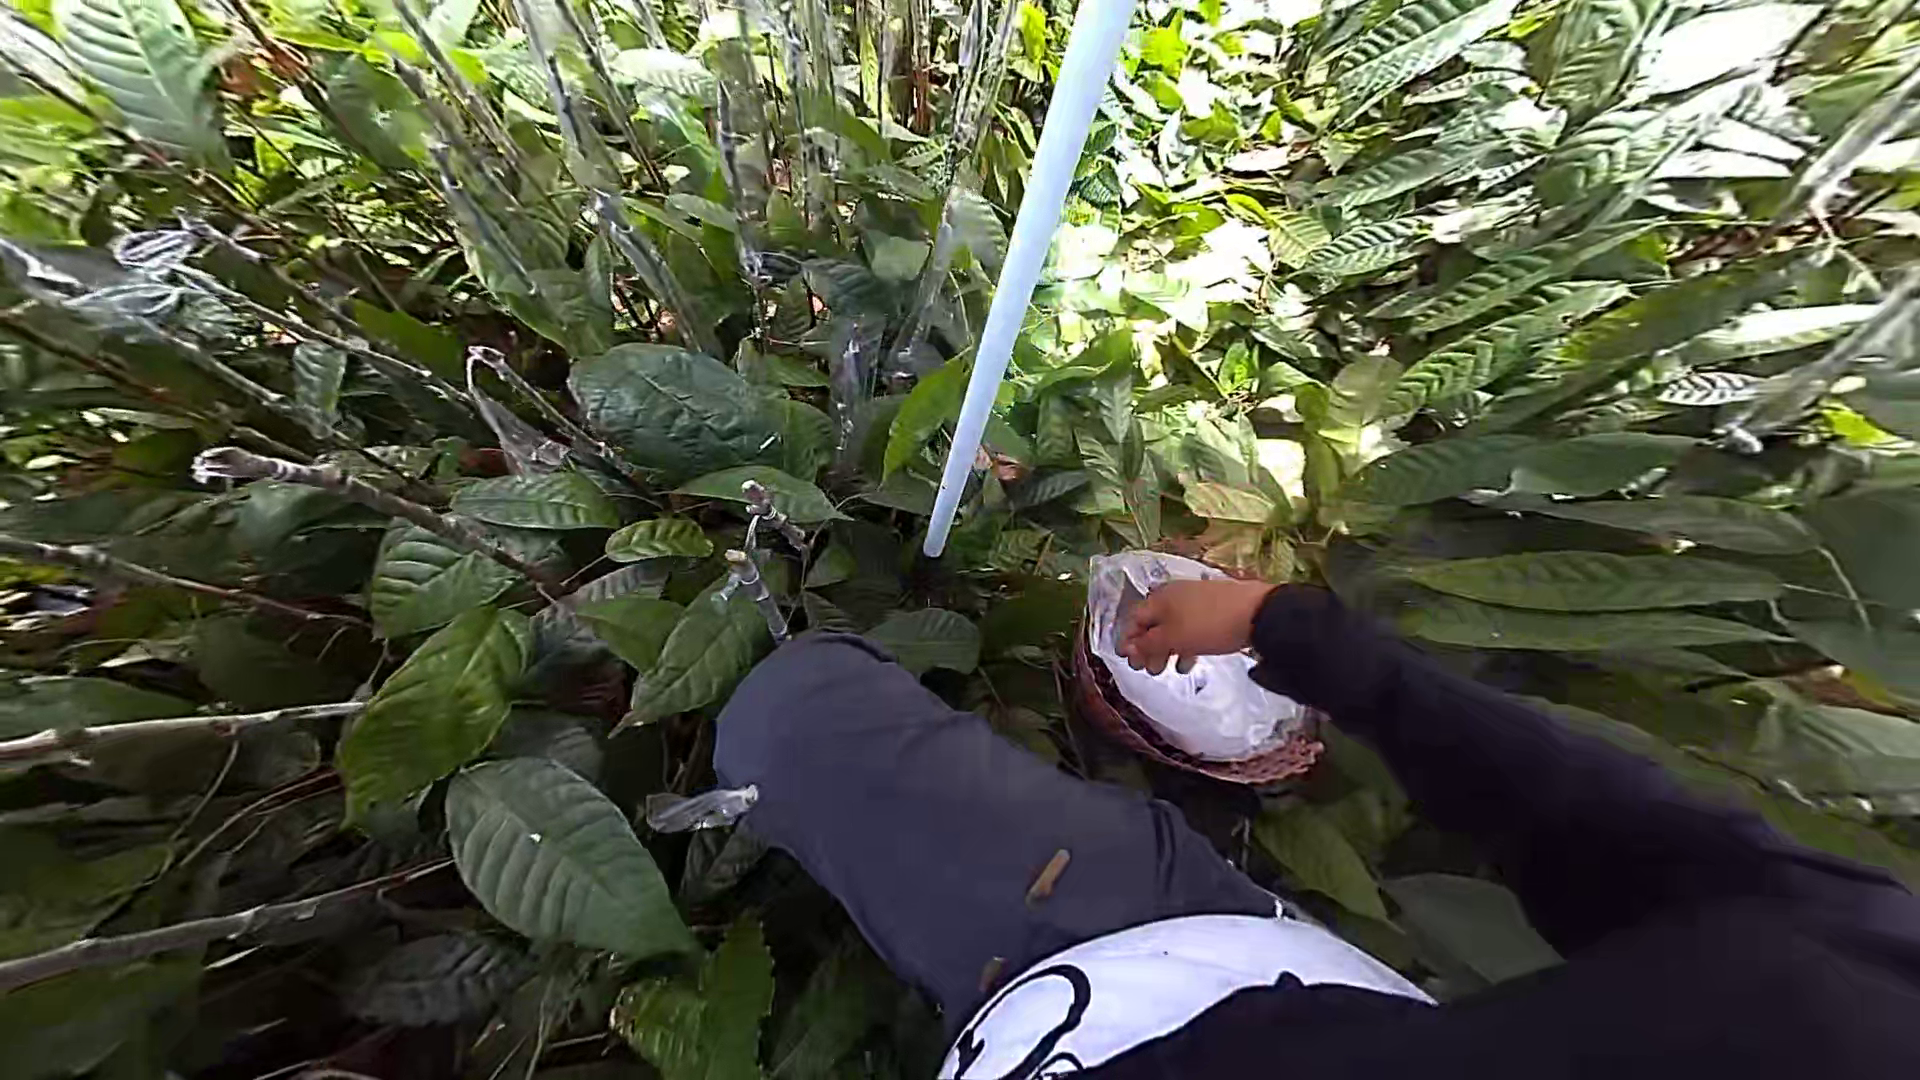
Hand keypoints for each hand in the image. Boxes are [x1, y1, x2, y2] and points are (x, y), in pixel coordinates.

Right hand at [1118, 579, 1276, 675]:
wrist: (1258, 612)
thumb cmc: (1209, 625)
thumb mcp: (1174, 638)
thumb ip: (1147, 644)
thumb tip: (1126, 647)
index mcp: (1159, 599)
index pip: (1134, 619)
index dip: (1129, 640)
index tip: (1128, 661)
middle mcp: (1173, 595)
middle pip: (1152, 623)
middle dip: (1147, 648)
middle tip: (1149, 670)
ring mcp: (1194, 600)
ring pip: (1171, 626)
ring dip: (1166, 649)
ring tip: (1168, 669)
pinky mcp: (1213, 608)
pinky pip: (1189, 627)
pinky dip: (1185, 644)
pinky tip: (1190, 660)